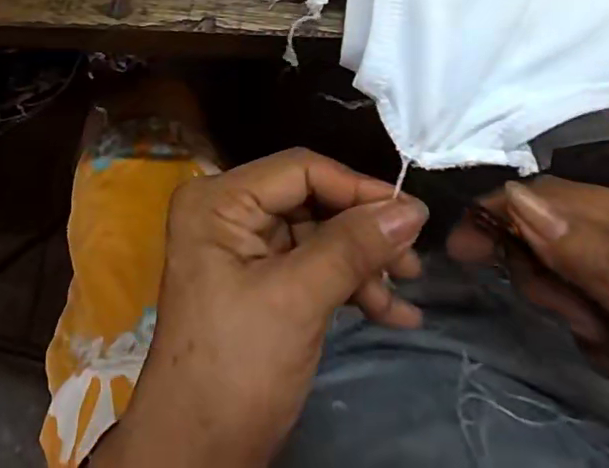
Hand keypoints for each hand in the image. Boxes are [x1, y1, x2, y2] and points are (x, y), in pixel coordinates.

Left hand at [90, 149, 428, 467]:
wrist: (195, 457)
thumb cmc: (237, 368)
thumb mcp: (298, 300)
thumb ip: (354, 247)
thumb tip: (412, 209)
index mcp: (219, 200)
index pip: (300, 169)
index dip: (357, 188)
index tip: (411, 215)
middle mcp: (227, 211)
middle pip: (313, 201)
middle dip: (364, 233)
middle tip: (412, 262)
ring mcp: (242, 247)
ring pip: (319, 235)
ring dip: (364, 264)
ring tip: (408, 292)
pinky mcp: (258, 280)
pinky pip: (312, 265)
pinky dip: (350, 285)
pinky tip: (392, 313)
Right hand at [448, 178, 608, 467]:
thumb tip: (518, 198)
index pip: (574, 201)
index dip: (513, 213)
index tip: (460, 242)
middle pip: (572, 237)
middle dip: (556, 276)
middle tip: (575, 323)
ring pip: (583, 281)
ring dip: (581, 313)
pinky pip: (606, 320)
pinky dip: (606, 343)